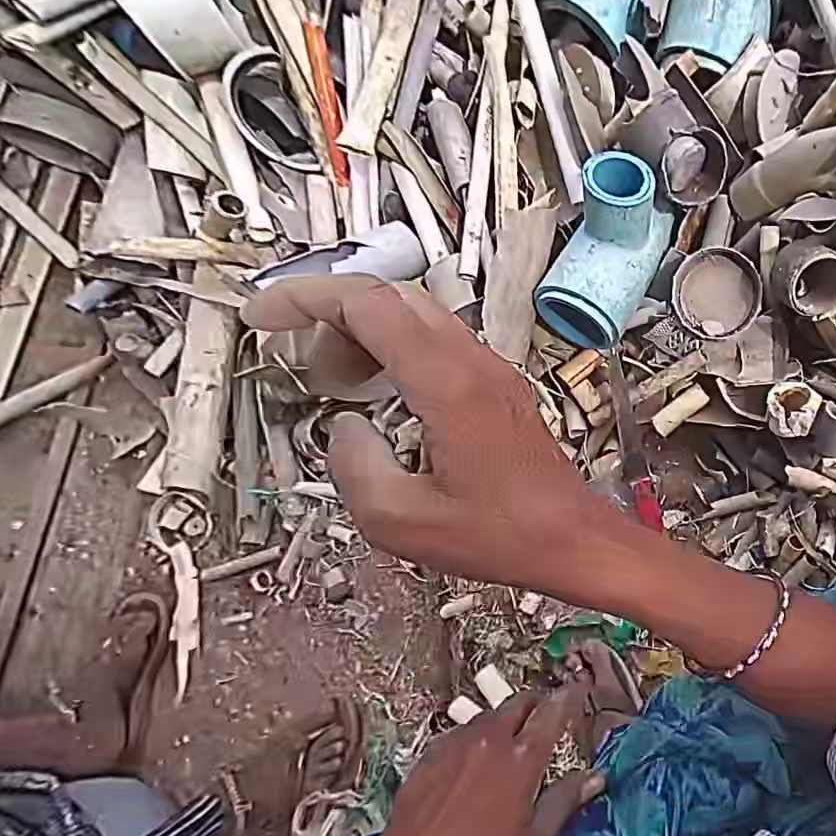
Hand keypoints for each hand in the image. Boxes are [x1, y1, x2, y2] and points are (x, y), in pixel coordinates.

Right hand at [241, 275, 619, 589]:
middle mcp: (477, 366)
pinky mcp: (504, 389)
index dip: (306, 299)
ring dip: (371, 336)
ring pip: (422, 319)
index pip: (370, 304)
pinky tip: (390, 400)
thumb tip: (346, 428)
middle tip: (313, 372)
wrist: (571, 537)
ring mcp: (496, 373)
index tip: (264, 318)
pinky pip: (445, 346)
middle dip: (336, 318)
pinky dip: (403, 354)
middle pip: (395, 299)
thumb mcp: (400, 520)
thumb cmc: (501, 534)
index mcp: (450, 386)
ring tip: (345, 388)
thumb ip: (353, 465)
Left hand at [311, 677, 602, 835]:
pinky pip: (454, 739)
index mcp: (520, 759)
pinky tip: (472, 765)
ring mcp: (449, 752)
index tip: (577, 691)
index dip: (568, 696)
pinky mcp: (420, 768)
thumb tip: (593, 778)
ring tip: (511, 743)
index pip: (553, 709)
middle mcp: (486, 743)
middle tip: (547, 716)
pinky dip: (471, 741)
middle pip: (517, 703)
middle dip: (536, 704)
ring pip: (484, 718)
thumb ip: (562, 804)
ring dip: (503, 722)